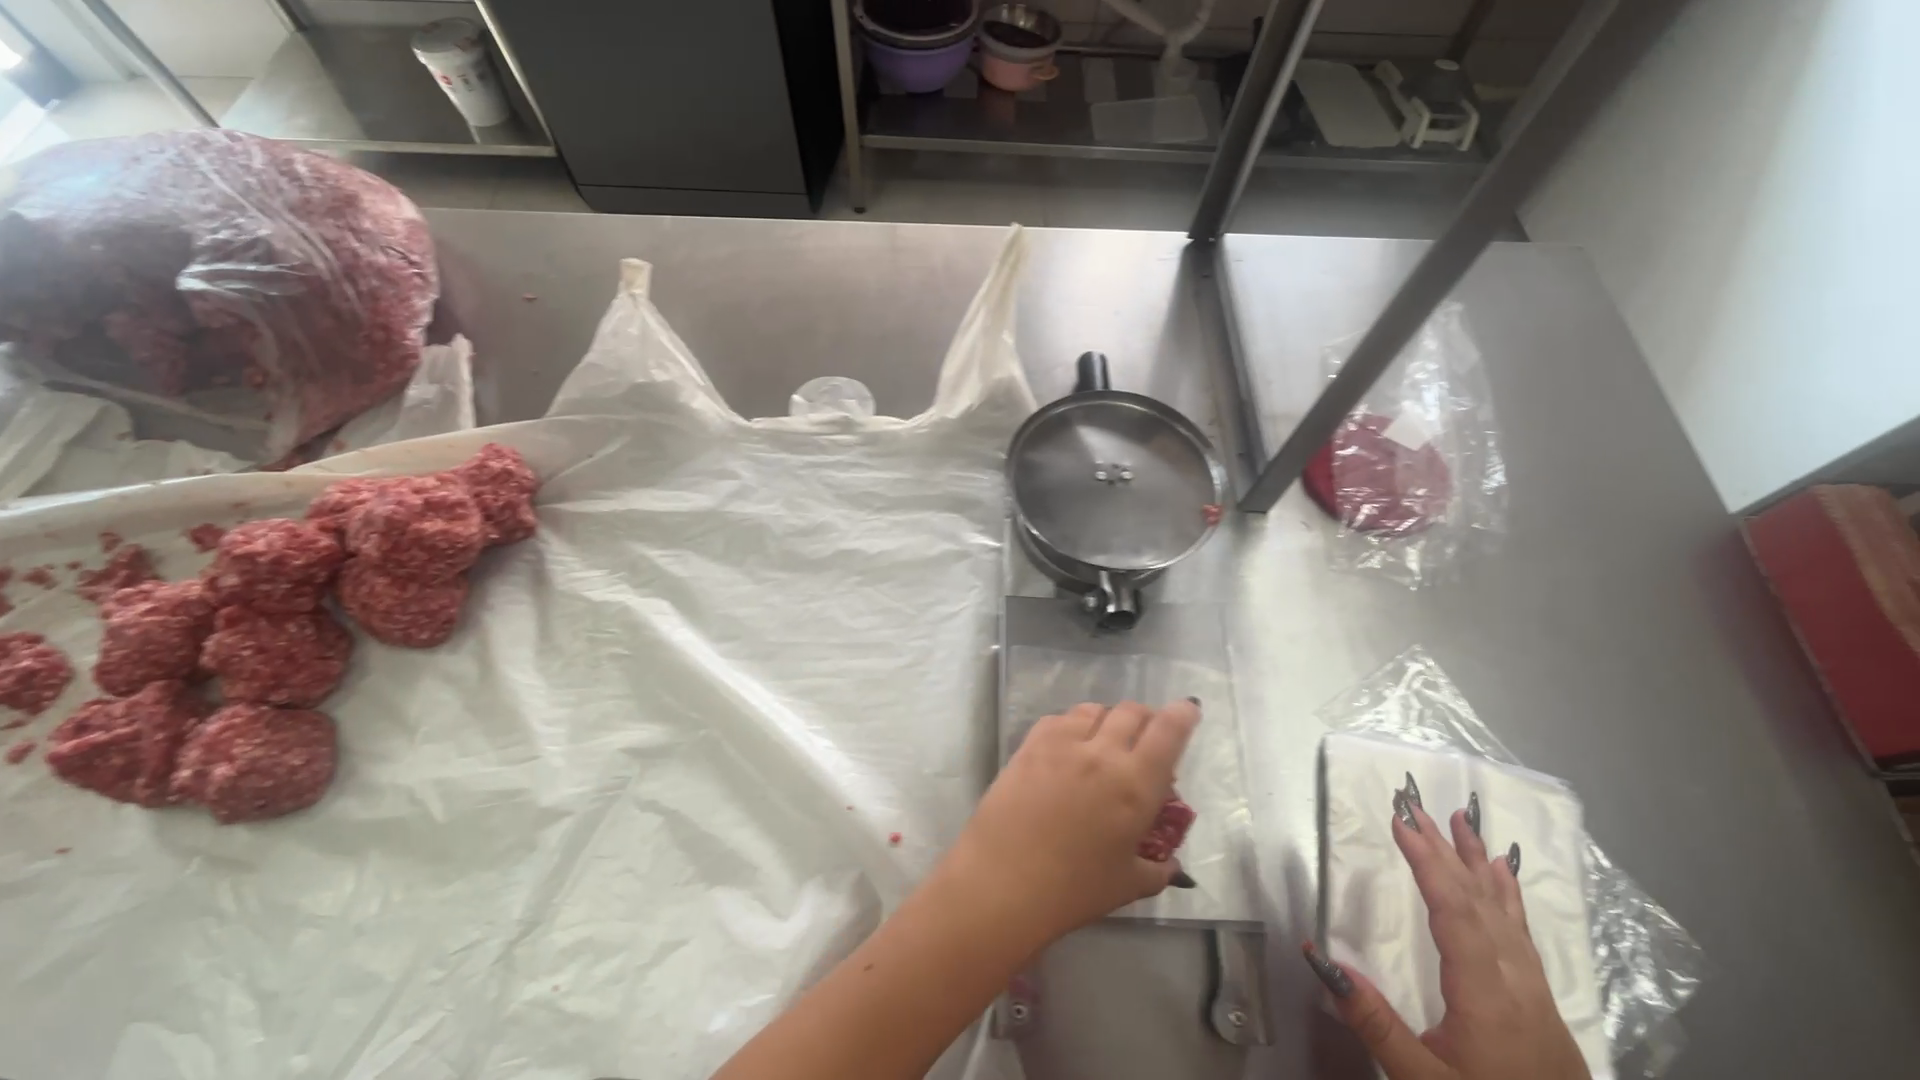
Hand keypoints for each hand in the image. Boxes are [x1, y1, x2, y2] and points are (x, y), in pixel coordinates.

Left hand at [939, 699, 1199, 946]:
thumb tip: (1171, 864)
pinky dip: (1071, 724)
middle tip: (1146, 735)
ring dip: (1107, 719)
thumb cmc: (1073, 890)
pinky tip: (1069, 745)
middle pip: (1131, 712)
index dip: (1183, 714)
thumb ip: (1158, 869)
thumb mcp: (1129, 884)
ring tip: (1105, 739)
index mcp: (1136, 784)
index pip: (1169, 731)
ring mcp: (1062, 745)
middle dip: (1146, 718)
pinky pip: (1057, 719)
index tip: (1188, 708)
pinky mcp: (1029, 747)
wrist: (1003, 882)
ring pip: (1093, 710)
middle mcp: (1103, 754)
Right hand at [1304, 789, 1589, 1079]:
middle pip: (1480, 902)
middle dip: (1447, 850)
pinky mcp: (1542, 1005)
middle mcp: (1515, 983)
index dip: (1427, 863)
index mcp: (1485, 995)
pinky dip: (1509, 898)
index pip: (1453, 912)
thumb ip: (1374, 1022)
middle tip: (1419, 806)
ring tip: (1464, 822)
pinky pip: (1522, 934)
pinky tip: (1503, 879)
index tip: (1401, 822)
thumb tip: (1322, 960)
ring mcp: (1535, 993)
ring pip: (1506, 914)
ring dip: (1480, 864)